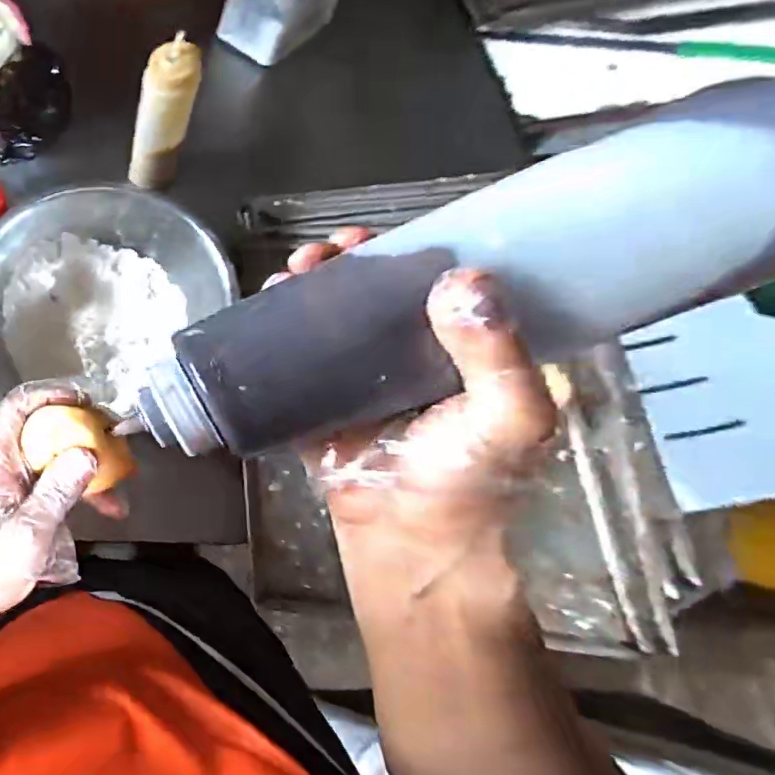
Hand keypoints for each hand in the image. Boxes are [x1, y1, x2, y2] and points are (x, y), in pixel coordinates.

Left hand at [0, 382, 125, 630]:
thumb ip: (57, 491)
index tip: (85, 400)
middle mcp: (6, 464)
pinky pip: (58, 483)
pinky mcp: (26, 504)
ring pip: (55, 456)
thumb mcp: (28, 531)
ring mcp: (16, 484)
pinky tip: (111, 509)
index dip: (48, 394)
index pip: (16, 407)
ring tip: (123, 475)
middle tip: (115, 437)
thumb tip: (88, 452)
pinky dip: (83, 490)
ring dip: (88, 462)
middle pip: (42, 428)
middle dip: (81, 428)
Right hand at [269, 229, 556, 592]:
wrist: (403, 536)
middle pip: (372, 292)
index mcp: (463, 349)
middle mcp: (408, 353)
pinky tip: (265, 307)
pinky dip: (276, 327)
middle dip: (345, 264)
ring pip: (329, 316)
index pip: (436, 284)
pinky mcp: (314, 397)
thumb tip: (461, 280)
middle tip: (325, 253)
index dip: (411, 252)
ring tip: (291, 272)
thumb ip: (496, 354)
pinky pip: (294, 354)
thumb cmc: (468, 480)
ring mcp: (356, 375)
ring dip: (308, 288)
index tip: (383, 238)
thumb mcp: (509, 417)